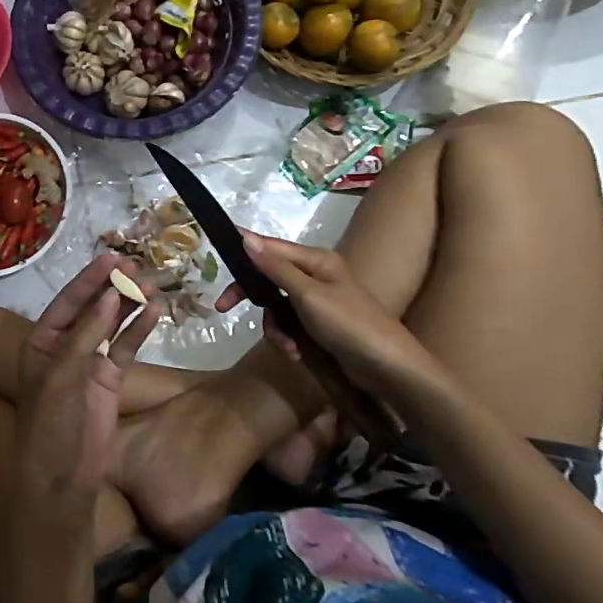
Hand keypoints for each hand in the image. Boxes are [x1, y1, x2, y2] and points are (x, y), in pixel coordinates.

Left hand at [16, 256, 160, 511]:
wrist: (63, 479)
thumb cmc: (50, 425)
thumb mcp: (62, 377)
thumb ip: (87, 334)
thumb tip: (110, 295)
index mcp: (42, 343)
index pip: (68, 302)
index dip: (89, 279)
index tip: (112, 257)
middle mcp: (66, 347)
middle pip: (93, 308)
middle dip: (113, 286)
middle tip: (137, 265)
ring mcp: (90, 362)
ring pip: (114, 324)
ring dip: (130, 304)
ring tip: (152, 284)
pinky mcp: (111, 378)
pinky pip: (128, 347)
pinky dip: (141, 329)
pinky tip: (155, 312)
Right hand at [218, 233, 440, 393]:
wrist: (385, 365)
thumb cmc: (348, 323)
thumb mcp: (307, 295)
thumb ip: (275, 268)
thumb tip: (245, 237)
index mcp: (316, 260)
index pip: (270, 248)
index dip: (243, 254)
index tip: (217, 261)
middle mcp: (316, 275)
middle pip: (269, 278)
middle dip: (253, 297)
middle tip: (223, 309)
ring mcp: (318, 301)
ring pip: (277, 307)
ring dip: (275, 328)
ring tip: (287, 346)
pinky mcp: (320, 325)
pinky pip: (290, 325)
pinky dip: (288, 339)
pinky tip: (296, 354)